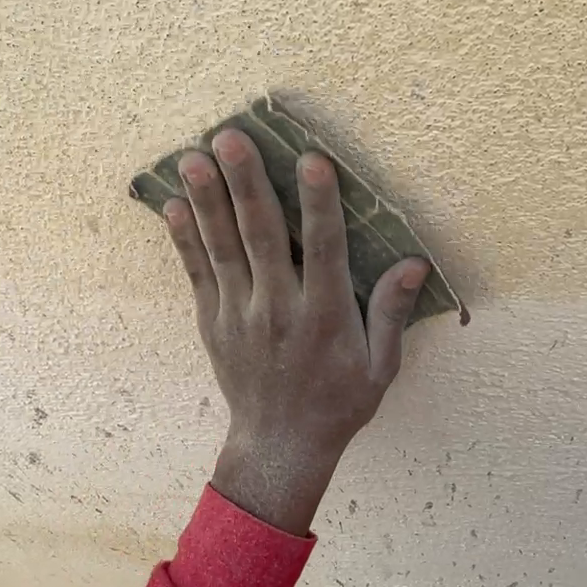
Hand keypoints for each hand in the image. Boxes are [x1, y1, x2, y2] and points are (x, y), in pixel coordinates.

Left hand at [162, 128, 430, 535]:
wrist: (280, 447)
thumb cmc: (338, 404)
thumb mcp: (380, 367)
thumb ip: (391, 313)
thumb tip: (413, 263)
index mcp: (325, 316)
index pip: (324, 249)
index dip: (319, 203)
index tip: (311, 160)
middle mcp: (279, 309)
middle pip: (262, 237)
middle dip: (247, 184)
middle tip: (231, 138)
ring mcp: (239, 315)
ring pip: (223, 248)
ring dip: (207, 201)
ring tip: (192, 158)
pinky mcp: (213, 322)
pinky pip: (197, 273)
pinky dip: (184, 239)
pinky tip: (172, 205)